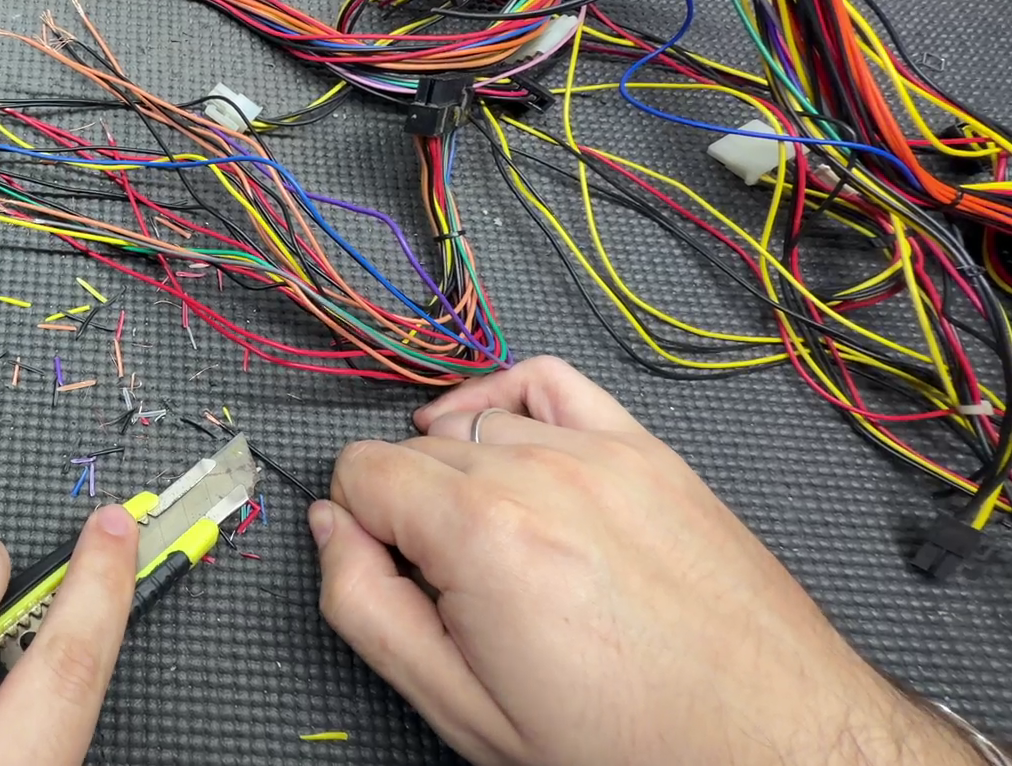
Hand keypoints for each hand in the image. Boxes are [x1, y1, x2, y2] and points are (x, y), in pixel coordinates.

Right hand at [309, 356, 980, 765]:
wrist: (781, 756)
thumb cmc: (621, 742)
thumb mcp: (456, 702)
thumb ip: (359, 602)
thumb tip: (329, 523)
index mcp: (479, 534)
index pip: (356, 472)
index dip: (361, 526)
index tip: (398, 571)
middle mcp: (533, 474)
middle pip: (406, 450)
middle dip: (406, 508)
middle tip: (452, 578)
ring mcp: (593, 452)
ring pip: (462, 429)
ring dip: (455, 474)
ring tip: (488, 533)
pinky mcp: (640, 449)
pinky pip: (541, 380)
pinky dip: (499, 399)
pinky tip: (494, 438)